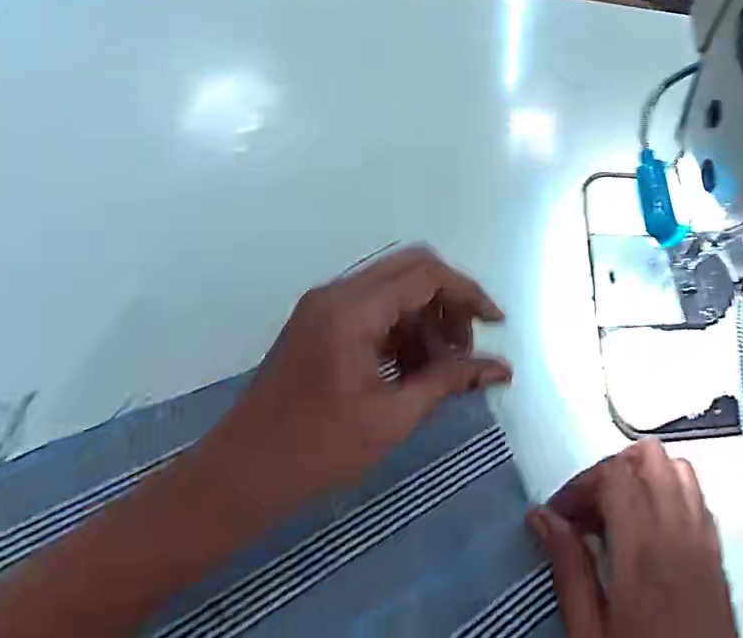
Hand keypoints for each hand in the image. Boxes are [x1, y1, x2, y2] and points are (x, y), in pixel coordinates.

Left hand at [186, 244, 511, 520]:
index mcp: (352, 309)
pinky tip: (410, 370)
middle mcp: (338, 293)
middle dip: (448, 302)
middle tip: (465, 349)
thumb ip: (448, 382)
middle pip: (411, 269)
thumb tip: (502, 368)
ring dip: (424, 318)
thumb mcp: (391, 418)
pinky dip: (400, 328)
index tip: (496, 324)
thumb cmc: (316, 449)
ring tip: (438, 370)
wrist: (240, 474)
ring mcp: (325, 304)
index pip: (425, 274)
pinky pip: (373, 307)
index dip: (468, 293)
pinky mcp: (319, 321)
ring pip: (393, 287)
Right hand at [529, 440, 736, 637]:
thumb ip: (568, 568)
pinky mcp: (720, 558)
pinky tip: (649, 529)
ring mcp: (705, 543)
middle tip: (586, 511)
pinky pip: (697, 497)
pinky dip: (670, 494)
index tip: (559, 514)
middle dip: (610, 472)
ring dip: (643, 477)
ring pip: (677, 469)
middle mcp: (680, 535)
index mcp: (644, 550)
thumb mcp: (590, 633)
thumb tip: (543, 519)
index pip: (614, 474)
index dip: (580, 484)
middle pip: (648, 458)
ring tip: (615, 514)